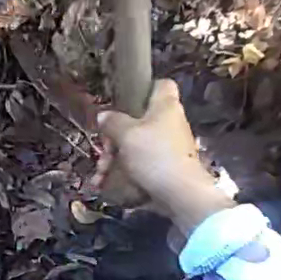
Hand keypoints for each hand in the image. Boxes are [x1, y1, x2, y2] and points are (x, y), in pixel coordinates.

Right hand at [97, 79, 235, 233]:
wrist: (181, 194)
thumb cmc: (154, 156)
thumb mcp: (126, 135)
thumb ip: (112, 122)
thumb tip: (103, 115)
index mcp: (165, 106)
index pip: (161, 85)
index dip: (143, 89)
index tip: (123, 103)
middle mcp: (170, 123)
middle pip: (138, 121)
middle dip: (115, 137)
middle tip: (104, 151)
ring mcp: (169, 147)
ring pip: (135, 146)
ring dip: (114, 160)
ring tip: (99, 176)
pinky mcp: (165, 169)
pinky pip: (140, 166)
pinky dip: (123, 174)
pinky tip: (104, 186)